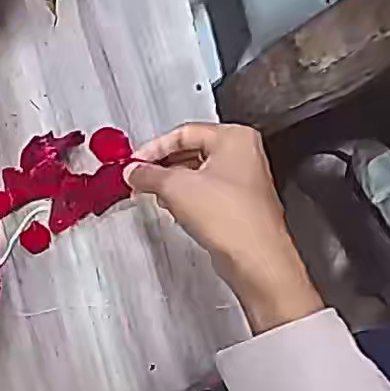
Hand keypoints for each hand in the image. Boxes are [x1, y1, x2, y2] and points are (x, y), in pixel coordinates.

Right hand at [126, 122, 323, 333]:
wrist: (255, 258)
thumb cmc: (233, 218)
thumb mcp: (176, 187)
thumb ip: (149, 174)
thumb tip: (134, 171)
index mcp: (235, 137)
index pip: (184, 133)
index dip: (155, 147)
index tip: (136, 162)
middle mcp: (243, 155)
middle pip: (191, 151)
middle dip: (162, 167)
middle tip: (140, 178)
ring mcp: (242, 181)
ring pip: (197, 174)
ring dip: (172, 184)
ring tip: (153, 194)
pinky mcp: (238, 205)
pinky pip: (205, 194)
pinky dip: (186, 199)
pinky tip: (173, 209)